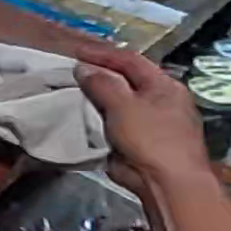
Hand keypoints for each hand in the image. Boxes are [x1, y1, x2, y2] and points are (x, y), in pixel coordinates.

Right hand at [75, 43, 214, 192]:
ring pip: (115, 98)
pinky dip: (93, 111)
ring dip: (92, 93)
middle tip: (67, 68)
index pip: (130, 61)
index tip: (73, 51)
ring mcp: (148, 118)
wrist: (164, 179)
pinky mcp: (135, 136)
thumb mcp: (124, 106)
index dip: (102, 53)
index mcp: (164, 86)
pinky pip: (109, 117)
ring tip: (66, 88)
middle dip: (96, 72)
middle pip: (124, 78)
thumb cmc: (150, 137)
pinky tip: (76, 111)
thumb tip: (82, 68)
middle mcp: (158, 99)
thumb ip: (102, 84)